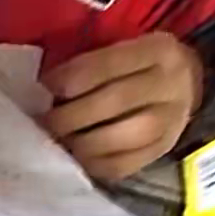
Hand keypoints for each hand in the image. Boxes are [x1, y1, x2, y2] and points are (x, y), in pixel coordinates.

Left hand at [42, 32, 203, 180]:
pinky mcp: (159, 151)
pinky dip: (91, 164)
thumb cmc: (124, 76)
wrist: (173, 95)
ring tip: (61, 142)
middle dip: (69, 116)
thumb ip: (84, 70)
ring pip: (122, 136)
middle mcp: (170, 83)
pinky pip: (120, 165)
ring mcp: (170, 120)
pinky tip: (75, 158)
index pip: (110, 63)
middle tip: (45, 124)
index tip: (44, 88)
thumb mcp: (112, 58)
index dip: (70, 78)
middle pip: (115, 100)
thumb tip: (41, 92)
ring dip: (81, 143)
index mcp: (156, 50)